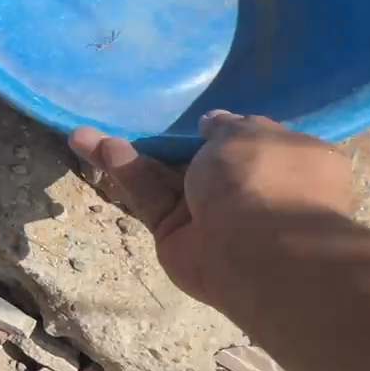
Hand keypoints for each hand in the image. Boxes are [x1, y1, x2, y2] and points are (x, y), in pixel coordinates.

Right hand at [68, 111, 354, 300]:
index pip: (251, 143)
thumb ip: (228, 125)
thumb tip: (214, 122)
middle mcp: (249, 190)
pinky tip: (96, 147)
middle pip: (196, 160)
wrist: (257, 250)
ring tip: (83, 135)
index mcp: (286, 165)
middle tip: (132, 123)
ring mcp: (209, 214)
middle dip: (164, 142)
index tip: (198, 120)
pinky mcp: (173, 231)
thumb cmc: (264, 182)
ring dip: (124, 154)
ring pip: (160, 177)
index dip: (223, 130)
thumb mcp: (249, 134)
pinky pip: (146, 195)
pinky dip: (124, 172)